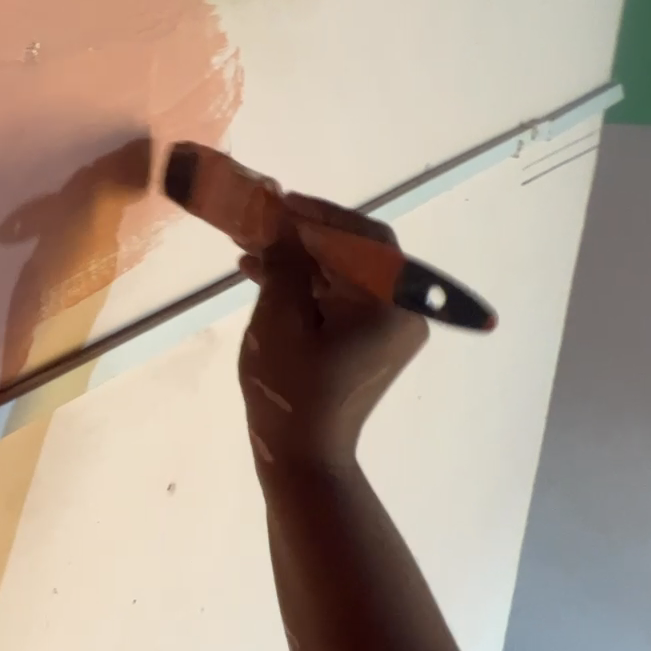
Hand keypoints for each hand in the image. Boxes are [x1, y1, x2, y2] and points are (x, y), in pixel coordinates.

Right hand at [237, 195, 427, 470]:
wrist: (303, 447)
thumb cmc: (289, 385)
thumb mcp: (278, 319)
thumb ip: (285, 266)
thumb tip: (283, 227)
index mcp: (386, 304)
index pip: (365, 239)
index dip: (322, 214)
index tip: (279, 202)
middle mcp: (400, 310)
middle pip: (357, 253)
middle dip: (306, 233)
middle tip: (261, 221)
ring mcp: (386, 327)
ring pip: (344, 272)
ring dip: (300, 256)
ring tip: (250, 246)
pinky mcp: (367, 339)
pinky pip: (338, 295)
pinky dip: (304, 281)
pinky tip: (260, 273)